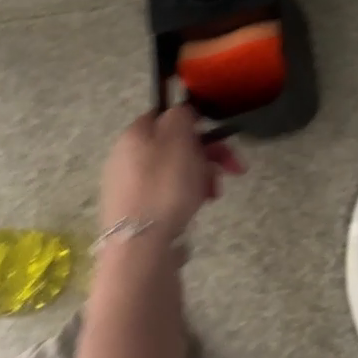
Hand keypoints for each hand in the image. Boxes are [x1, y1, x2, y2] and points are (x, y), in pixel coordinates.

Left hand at [98, 104, 246, 240]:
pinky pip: (167, 192)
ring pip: (175, 169)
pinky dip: (187, 194)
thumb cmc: (164, 186)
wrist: (140, 246)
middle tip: (232, 168)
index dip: (197, 124)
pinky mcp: (134, 210)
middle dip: (208, 154)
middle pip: (176, 144)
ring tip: (214, 193)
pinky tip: (197, 205)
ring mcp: (128, 185)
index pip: (168, 115)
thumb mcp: (178, 139)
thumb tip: (180, 111)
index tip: (219, 138)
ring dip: (202, 175)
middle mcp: (126, 156)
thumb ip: (181, 116)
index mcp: (135, 134)